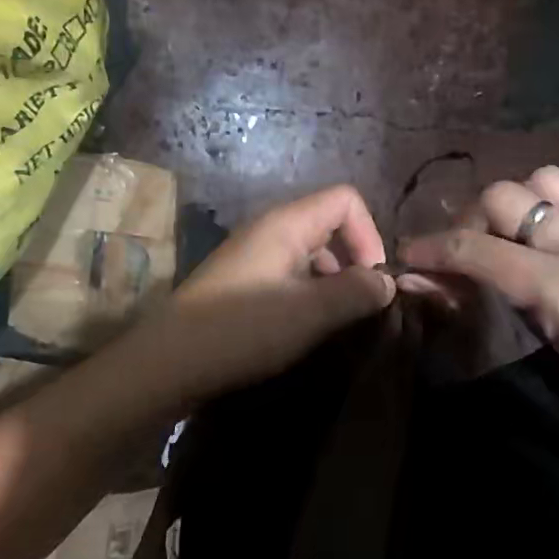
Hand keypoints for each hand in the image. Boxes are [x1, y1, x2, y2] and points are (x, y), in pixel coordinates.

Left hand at [142, 184, 395, 399]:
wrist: (171, 359)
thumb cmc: (243, 327)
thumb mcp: (310, 311)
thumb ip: (356, 291)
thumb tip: (387, 281)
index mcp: (285, 223)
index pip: (344, 199)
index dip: (369, 234)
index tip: (373, 282)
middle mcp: (267, 230)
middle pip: (327, 226)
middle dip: (352, 262)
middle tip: (359, 310)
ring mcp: (250, 256)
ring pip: (307, 255)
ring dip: (328, 284)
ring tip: (333, 325)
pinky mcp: (239, 282)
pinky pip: (285, 276)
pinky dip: (304, 295)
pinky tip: (303, 329)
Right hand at [397, 167, 558, 420]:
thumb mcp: (532, 359)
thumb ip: (472, 308)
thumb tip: (412, 281)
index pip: (476, 248)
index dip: (430, 249)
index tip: (406, 256)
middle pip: (506, 197)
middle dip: (472, 221)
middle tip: (464, 256)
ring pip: (547, 179)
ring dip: (517, 203)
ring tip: (509, 239)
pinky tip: (550, 232)